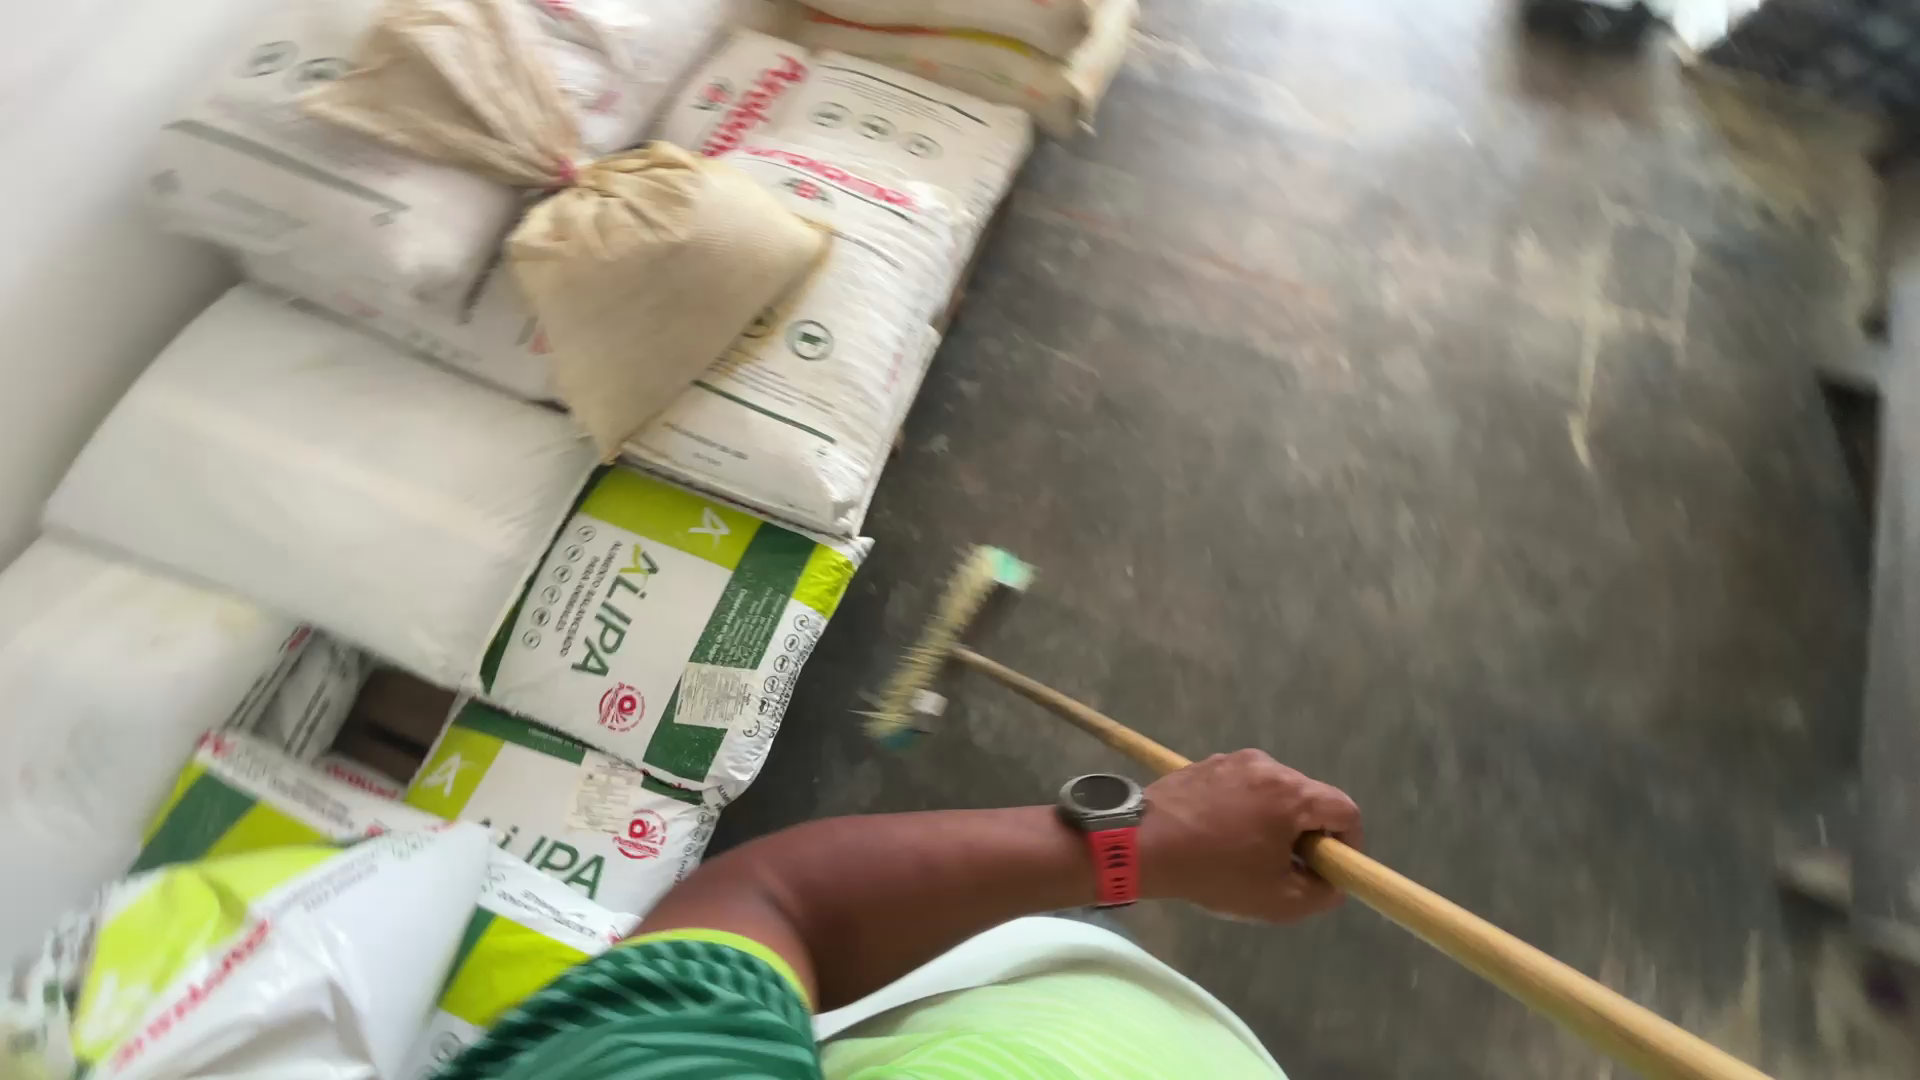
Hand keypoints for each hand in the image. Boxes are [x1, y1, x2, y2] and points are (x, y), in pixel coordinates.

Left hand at [1137, 749, 1362, 922]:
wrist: (1142, 842)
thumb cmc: (1214, 870)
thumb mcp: (1279, 900)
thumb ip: (1321, 892)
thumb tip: (1329, 879)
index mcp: (1290, 791)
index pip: (1345, 809)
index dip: (1348, 843)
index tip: (1329, 869)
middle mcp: (1264, 764)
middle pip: (1308, 797)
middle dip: (1308, 832)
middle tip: (1287, 866)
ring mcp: (1231, 759)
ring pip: (1273, 791)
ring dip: (1273, 820)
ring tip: (1248, 852)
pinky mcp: (1205, 763)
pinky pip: (1242, 786)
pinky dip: (1244, 808)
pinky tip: (1220, 835)